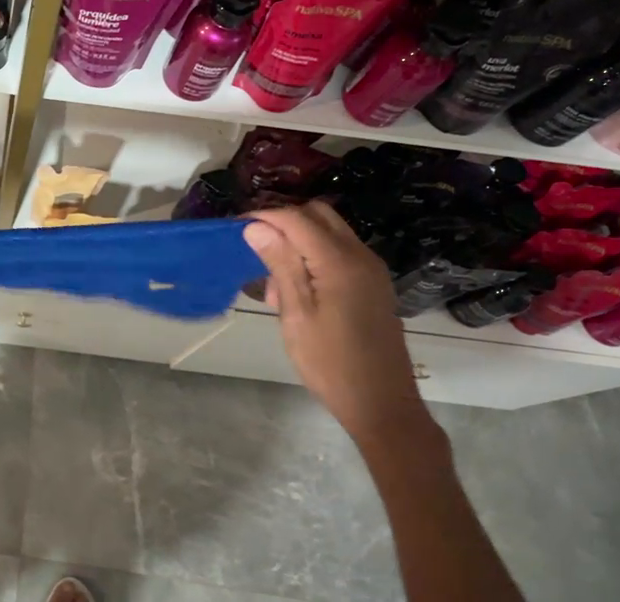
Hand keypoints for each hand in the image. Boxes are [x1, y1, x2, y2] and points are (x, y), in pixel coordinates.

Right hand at [243, 203, 428, 441]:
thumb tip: (256, 227)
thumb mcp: (297, 315)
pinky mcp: (374, 283)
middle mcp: (360, 255)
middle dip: (283, 220)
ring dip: (299, 237)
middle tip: (254, 244)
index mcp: (340, 262)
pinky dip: (316, 252)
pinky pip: (341, 250)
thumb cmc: (332, 364)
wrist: (383, 405)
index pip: (296, 218)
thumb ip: (280, 266)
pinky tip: (298, 286)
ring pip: (330, 230)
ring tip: (273, 275)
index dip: (264, 217)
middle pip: (318, 214)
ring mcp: (371, 269)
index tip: (236, 228)